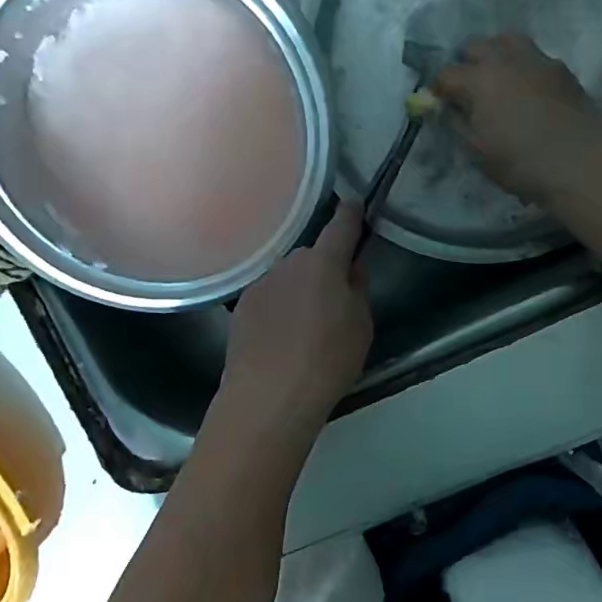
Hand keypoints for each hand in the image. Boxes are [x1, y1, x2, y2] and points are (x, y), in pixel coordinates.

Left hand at [219, 202, 373, 433]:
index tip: (355, 207)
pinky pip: (269, 298)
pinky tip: (281, 339)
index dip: (350, 214)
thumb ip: (357, 288)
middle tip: (334, 300)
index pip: (341, 225)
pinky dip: (278, 308)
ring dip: (298, 290)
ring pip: (288, 278)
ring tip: (305, 328)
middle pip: (312, 256)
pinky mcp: (241, 307)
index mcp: (323, 262)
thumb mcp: (360, 325)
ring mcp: (260, 284)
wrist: (269, 395)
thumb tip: (350, 268)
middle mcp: (288, 264)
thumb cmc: (327, 359)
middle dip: (323, 268)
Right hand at [431, 34, 601, 200]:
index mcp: (478, 80)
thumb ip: (457, 123)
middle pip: (475, 46)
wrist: (579, 160)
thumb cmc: (519, 161)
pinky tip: (525, 88)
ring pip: (506, 40)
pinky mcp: (559, 67)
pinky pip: (532, 55)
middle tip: (467, 90)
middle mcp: (504, 59)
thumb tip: (448, 108)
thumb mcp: (476, 149)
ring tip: (496, 78)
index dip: (437, 90)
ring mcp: (535, 59)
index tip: (438, 104)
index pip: (446, 75)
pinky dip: (521, 65)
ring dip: (495, 54)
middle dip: (465, 64)